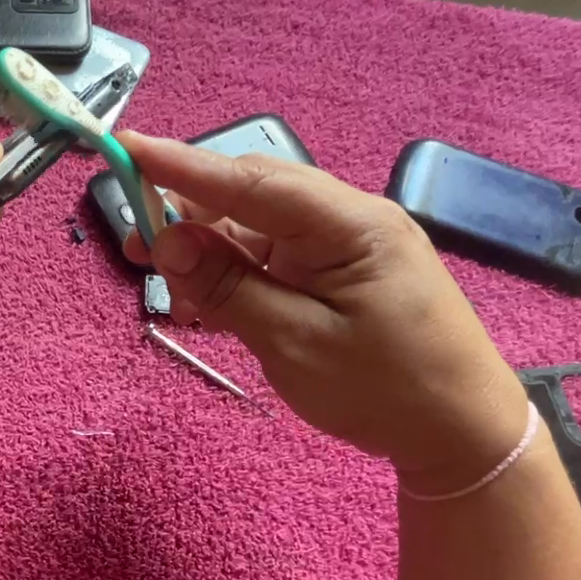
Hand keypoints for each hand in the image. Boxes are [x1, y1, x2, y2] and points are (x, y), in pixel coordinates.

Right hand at [118, 132, 531, 495]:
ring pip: (250, 234)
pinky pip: (264, 265)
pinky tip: (203, 310)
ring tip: (172, 296)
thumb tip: (167, 243)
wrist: (456, 430)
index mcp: (348, 225)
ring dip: (204, 258)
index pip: (250, 182)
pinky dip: (227, 282)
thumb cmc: (384, 388)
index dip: (182, 166)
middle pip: (248, 199)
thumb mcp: (294, 342)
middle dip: (186, 216)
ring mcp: (336, 250)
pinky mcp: (328, 278)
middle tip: (134, 247)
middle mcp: (342, 223)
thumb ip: (228, 289)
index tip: (124, 149)